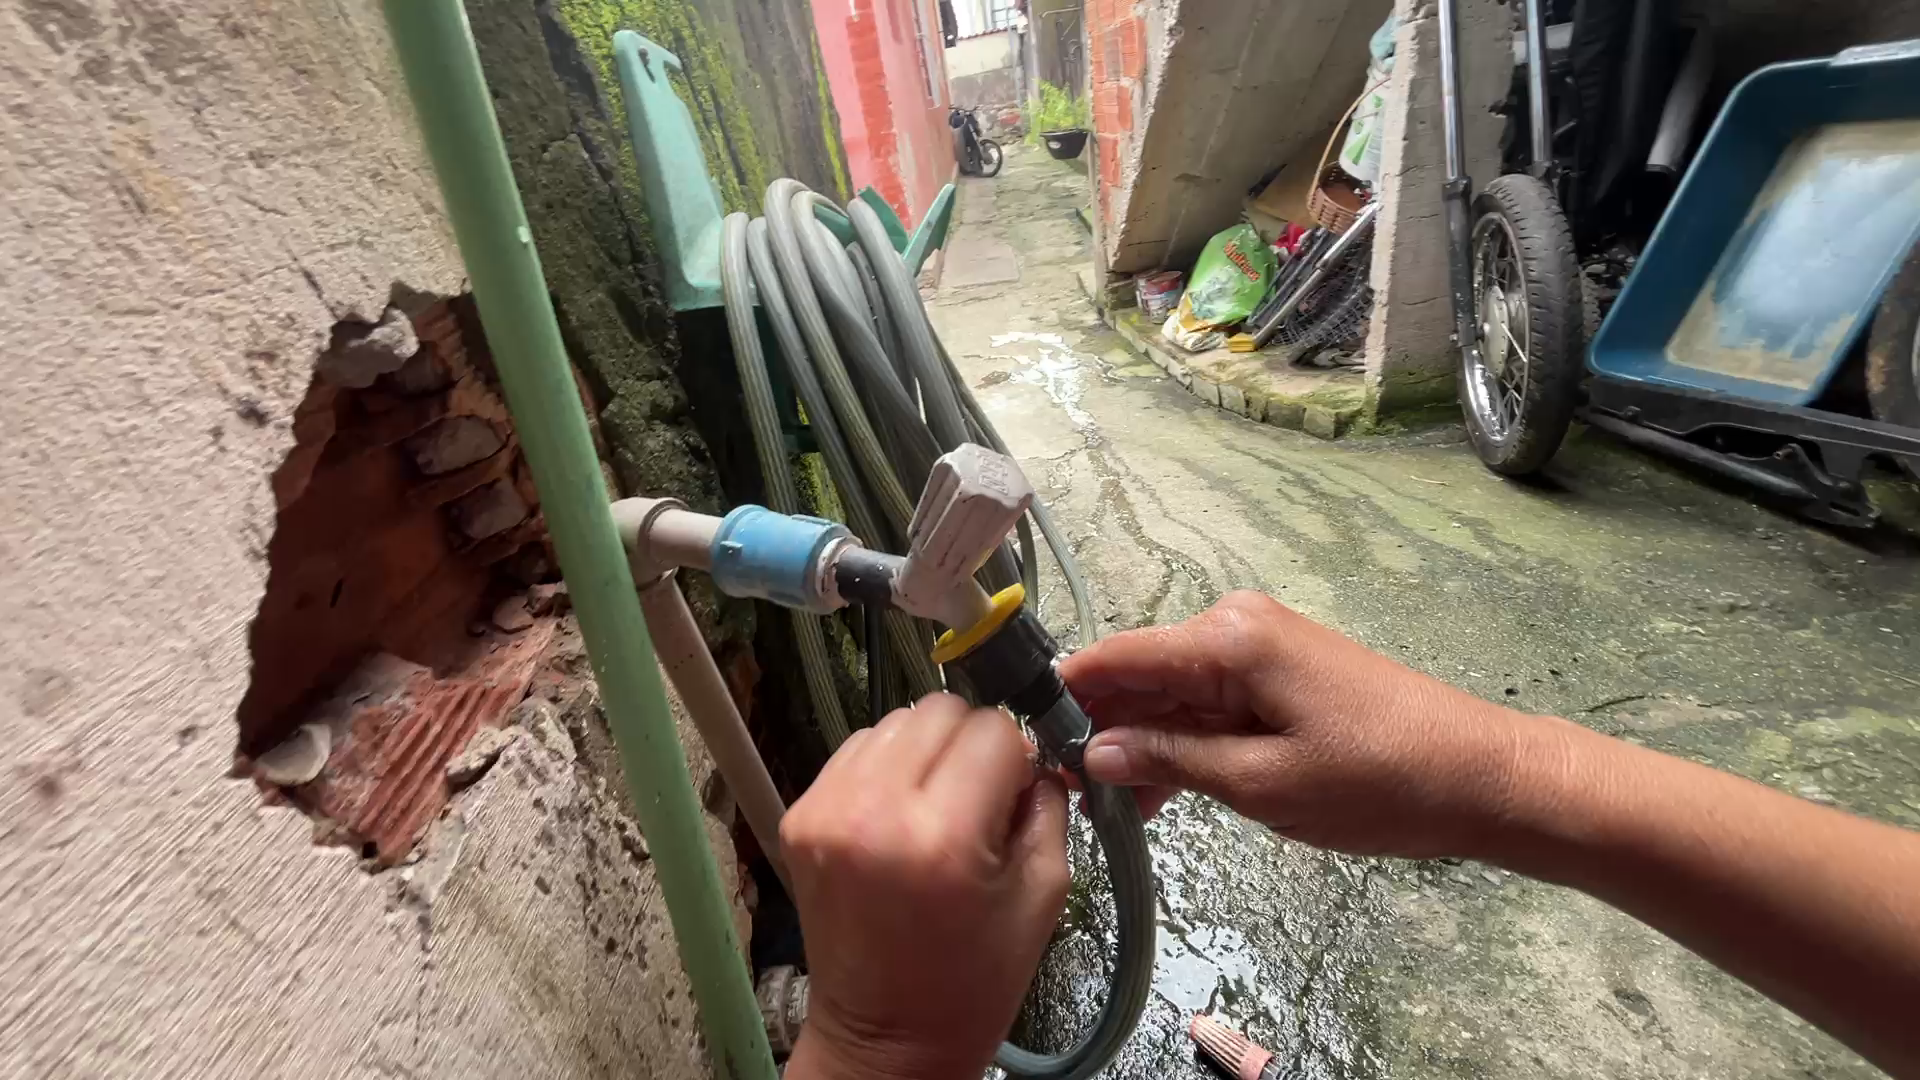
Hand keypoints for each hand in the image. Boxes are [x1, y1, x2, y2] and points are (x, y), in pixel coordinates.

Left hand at [781, 693, 1069, 1079]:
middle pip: (940, 709)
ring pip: (898, 719)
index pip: (993, 729)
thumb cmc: (974, 980)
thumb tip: (1033, 752)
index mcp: (942, 838)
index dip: (1015, 754)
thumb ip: (1046, 804)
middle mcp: (874, 810)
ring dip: (926, 748)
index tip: (1015, 787)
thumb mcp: (1043, 895)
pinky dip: (887, 764)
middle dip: (971, 740)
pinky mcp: (800, 814)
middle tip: (977, 792)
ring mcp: (826, 808)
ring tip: (933, 801)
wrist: (883, 1040)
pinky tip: (898, 809)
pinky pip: (859, 748)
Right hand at [1059, 590, 1541, 858]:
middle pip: (1140, 673)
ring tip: (1108, 803)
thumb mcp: (1262, 783)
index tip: (1028, 735)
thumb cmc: (1377, 780)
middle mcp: (1231, 623)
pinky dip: (1179, 739)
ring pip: (1169, 691)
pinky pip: (1204, 700)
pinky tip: (1155, 787)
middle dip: (1102, 726)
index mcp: (1227, 637)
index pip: (1118, 655)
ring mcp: (1252, 644)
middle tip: (1067, 788)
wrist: (1488, 777)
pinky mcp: (1270, 669)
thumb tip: (1092, 752)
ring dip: (1139, 740)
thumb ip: (1168, 760)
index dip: (1067, 692)